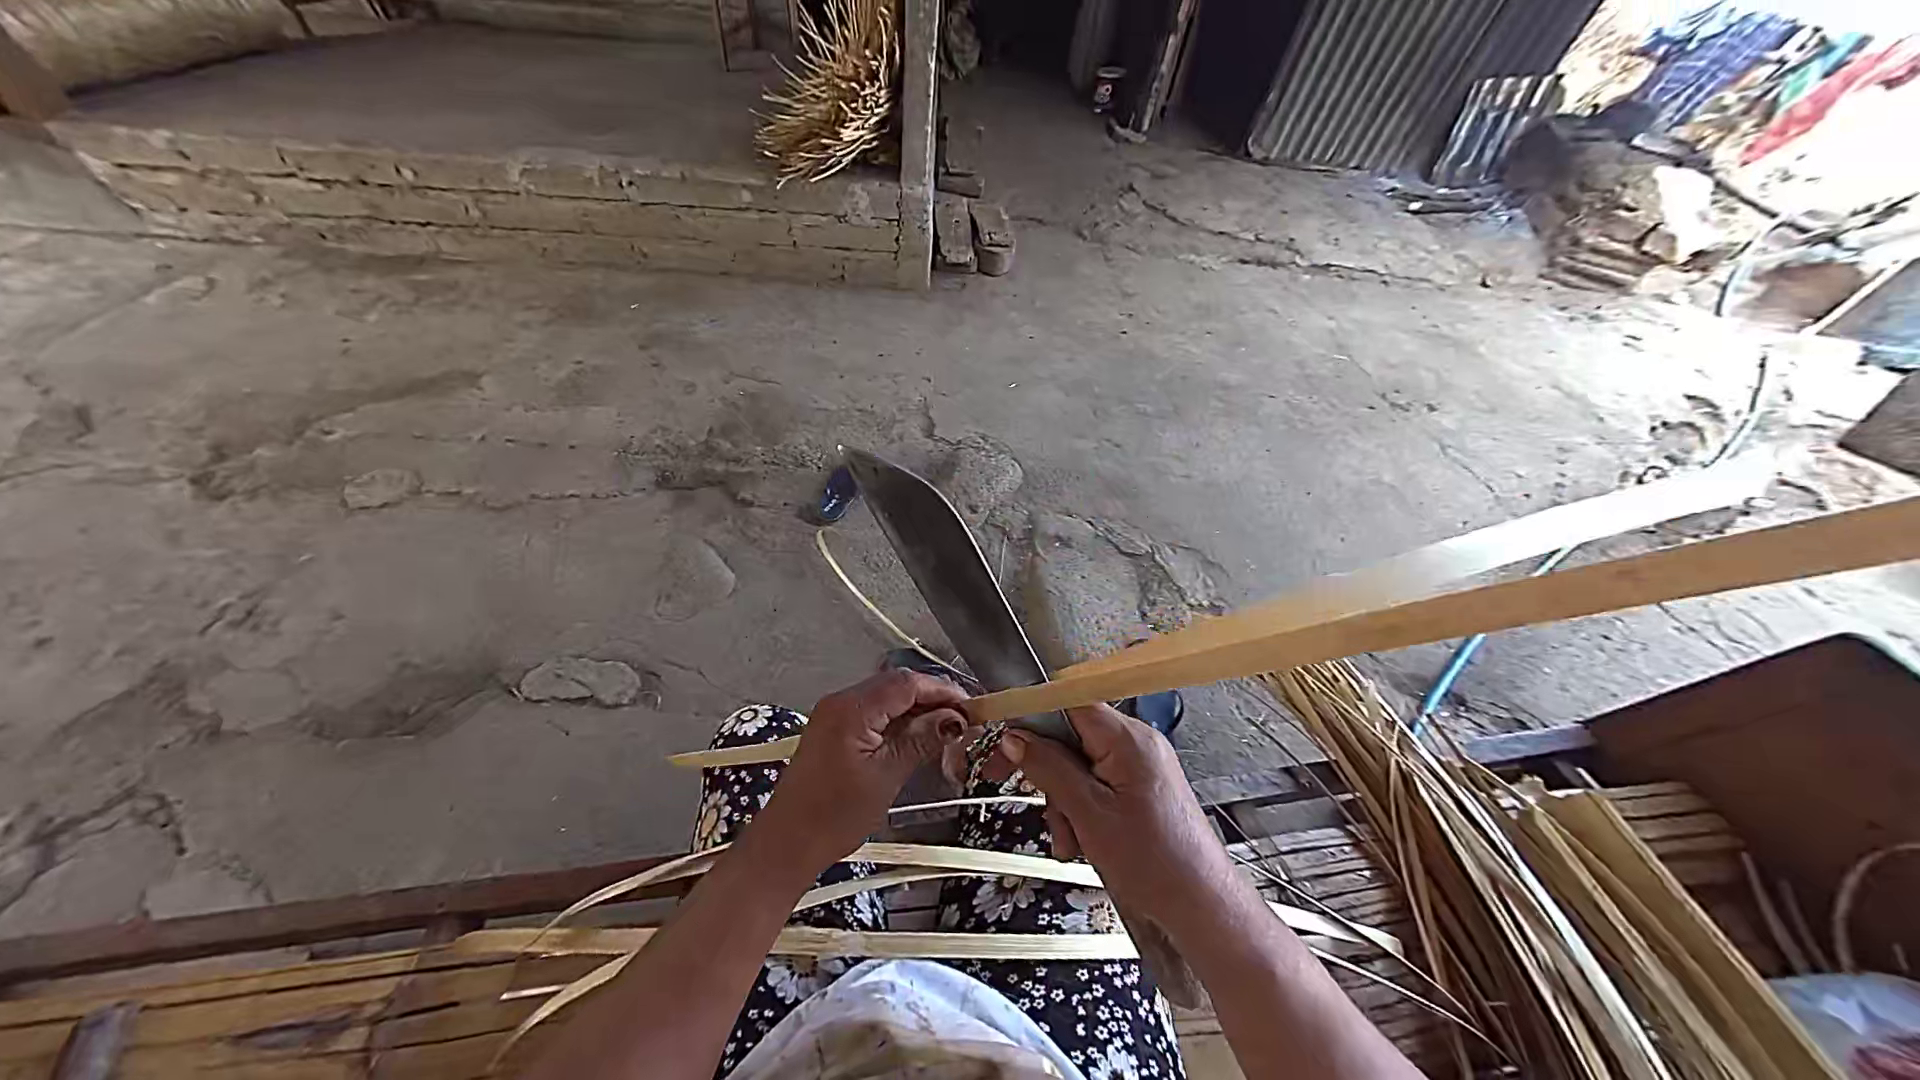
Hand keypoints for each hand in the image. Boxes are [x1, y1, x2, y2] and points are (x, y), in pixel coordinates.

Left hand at [753, 670, 970, 871]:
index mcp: (852, 708)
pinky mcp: (834, 729)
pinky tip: (916, 736)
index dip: (942, 691)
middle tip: (962, 719)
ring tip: (945, 728)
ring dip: (917, 708)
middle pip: (896, 684)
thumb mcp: (886, 776)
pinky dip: (898, 719)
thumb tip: (954, 720)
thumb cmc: (835, 815)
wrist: (787, 843)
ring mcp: (835, 713)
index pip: (906, 683)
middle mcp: (841, 701)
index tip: (970, 708)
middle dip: (932, 697)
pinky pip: (873, 712)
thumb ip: (920, 740)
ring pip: (886, 697)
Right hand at [1000, 705, 1237, 929]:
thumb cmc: (1156, 864)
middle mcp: (1137, 742)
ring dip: (1062, 799)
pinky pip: (1098, 783)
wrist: (1204, 910)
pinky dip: (1081, 808)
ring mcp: (1141, 765)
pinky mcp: (1143, 787)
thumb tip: (1015, 738)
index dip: (1031, 714)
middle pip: (1071, 735)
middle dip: (1046, 770)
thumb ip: (1049, 769)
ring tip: (1068, 838)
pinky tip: (1081, 840)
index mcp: (1127, 738)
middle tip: (1016, 789)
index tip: (1004, 736)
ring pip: (1080, 764)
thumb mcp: (1088, 814)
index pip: (1068, 701)